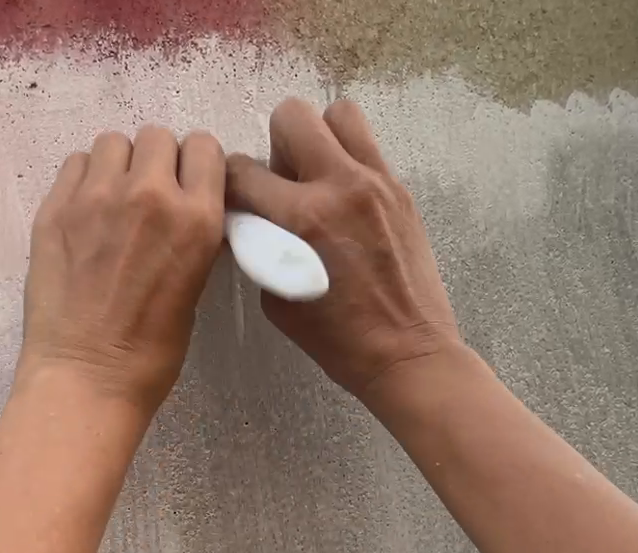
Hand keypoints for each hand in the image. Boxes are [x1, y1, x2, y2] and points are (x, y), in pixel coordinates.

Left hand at [21, 126, 226, 412]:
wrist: (88, 377)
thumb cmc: (151, 354)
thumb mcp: (194, 288)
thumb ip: (191, 236)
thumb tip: (184, 210)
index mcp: (196, 220)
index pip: (205, 148)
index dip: (197, 167)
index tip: (189, 188)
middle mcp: (149, 194)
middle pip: (158, 137)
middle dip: (158, 164)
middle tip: (149, 201)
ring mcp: (96, 196)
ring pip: (114, 143)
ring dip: (119, 167)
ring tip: (114, 206)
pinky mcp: (55, 207)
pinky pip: (76, 163)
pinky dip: (85, 181)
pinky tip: (86, 217)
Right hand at [225, 99, 465, 400]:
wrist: (407, 354)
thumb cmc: (339, 342)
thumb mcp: (279, 302)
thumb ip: (261, 251)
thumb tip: (252, 225)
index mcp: (303, 218)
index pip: (243, 172)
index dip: (229, 186)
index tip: (236, 203)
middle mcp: (341, 185)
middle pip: (292, 115)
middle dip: (275, 148)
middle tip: (283, 186)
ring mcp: (378, 182)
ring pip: (338, 114)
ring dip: (319, 139)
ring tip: (318, 181)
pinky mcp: (400, 191)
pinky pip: (367, 147)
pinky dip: (348, 162)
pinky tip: (346, 202)